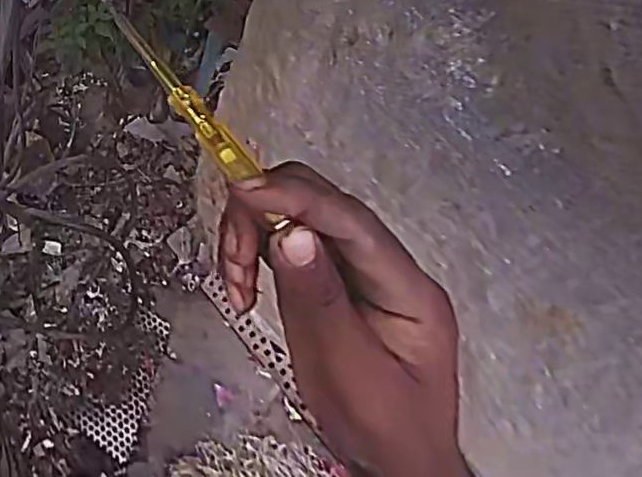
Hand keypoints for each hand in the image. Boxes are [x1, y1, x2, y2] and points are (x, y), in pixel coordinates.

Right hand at [220, 163, 464, 476]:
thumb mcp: (348, 376)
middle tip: (234, 253)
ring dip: (253, 230)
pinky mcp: (329, 266)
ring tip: (238, 279)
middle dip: (265, 213)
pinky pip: (285, 232)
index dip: (294, 198)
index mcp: (406, 288)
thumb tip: (291, 234)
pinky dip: (255, 244)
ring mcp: (356, 261)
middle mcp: (383, 262)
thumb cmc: (381, 430)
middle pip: (318, 201)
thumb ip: (318, 302)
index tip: (245, 192)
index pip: (348, 220)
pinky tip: (245, 277)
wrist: (392, 463)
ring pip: (295, 209)